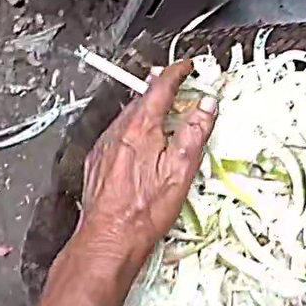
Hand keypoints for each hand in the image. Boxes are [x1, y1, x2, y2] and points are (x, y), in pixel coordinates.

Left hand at [76, 60, 217, 261]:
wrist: (109, 238)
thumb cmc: (144, 210)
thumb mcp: (180, 170)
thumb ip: (194, 132)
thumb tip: (207, 105)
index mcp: (141, 127)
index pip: (161, 87)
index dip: (176, 72)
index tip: (187, 67)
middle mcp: (118, 131)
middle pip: (142, 98)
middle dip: (162, 89)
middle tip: (179, 87)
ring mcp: (105, 146)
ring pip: (128, 116)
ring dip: (147, 109)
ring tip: (164, 114)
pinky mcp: (98, 161)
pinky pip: (118, 133)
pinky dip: (133, 129)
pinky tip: (142, 144)